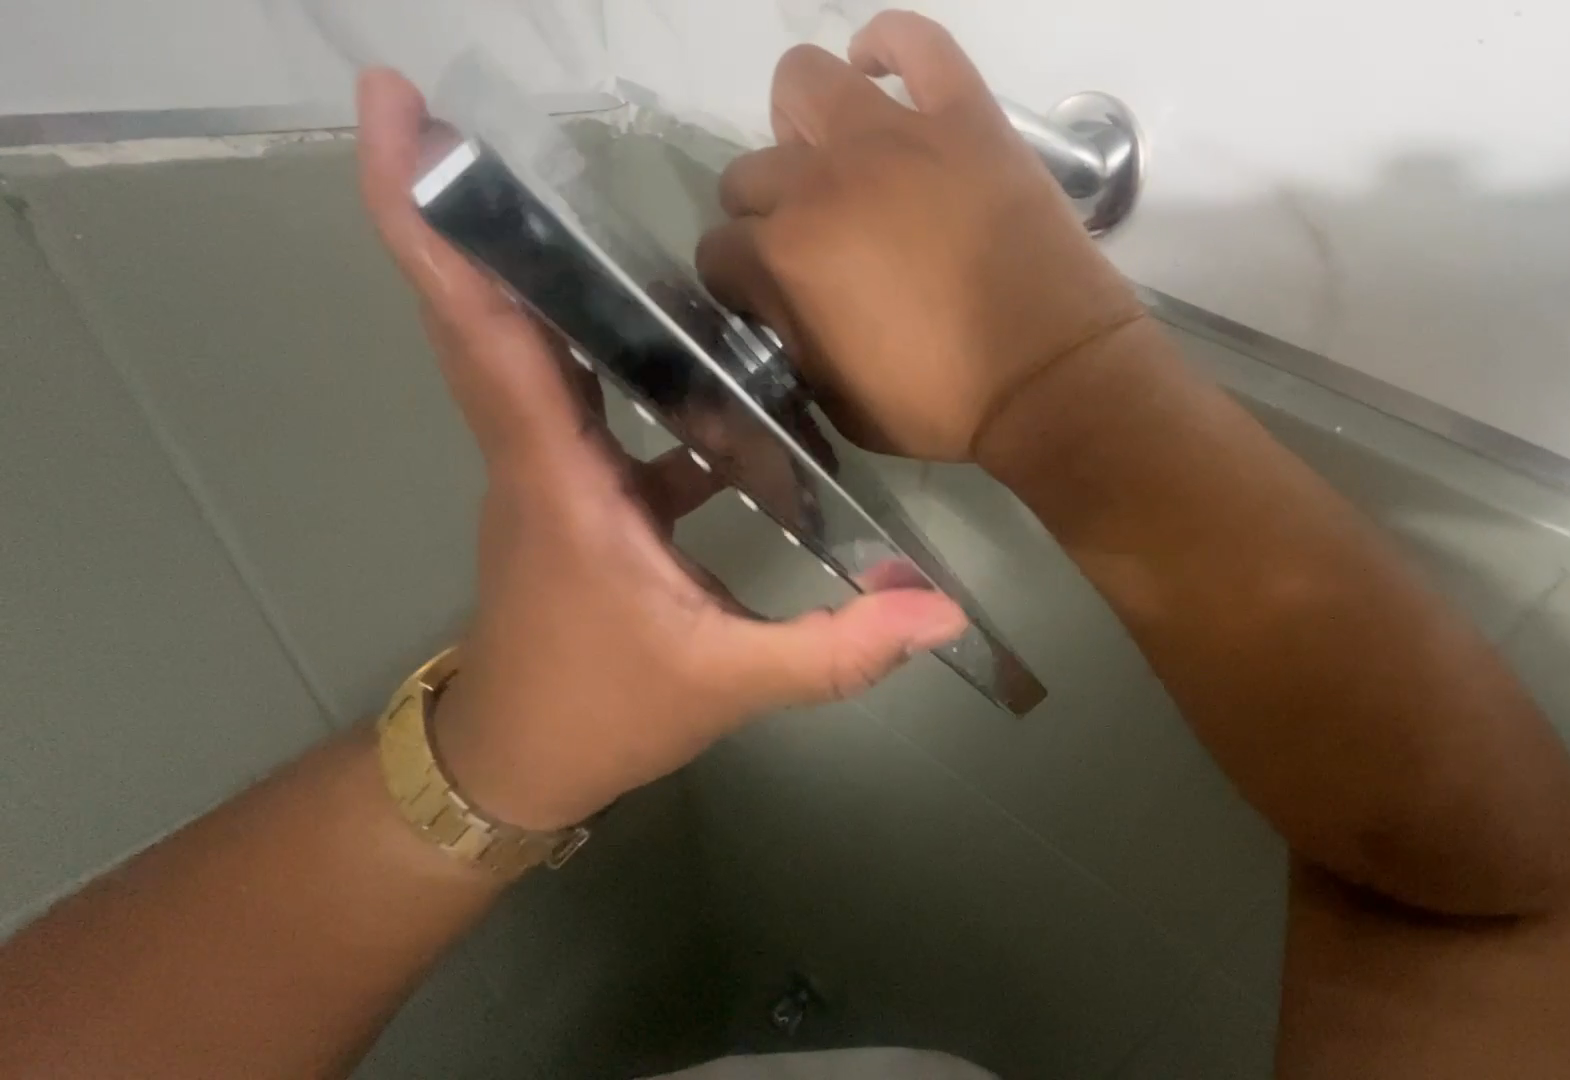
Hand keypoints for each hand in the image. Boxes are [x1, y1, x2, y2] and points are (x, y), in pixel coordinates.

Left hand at [355, 70, 969, 830]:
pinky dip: (622, 372)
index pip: (488, 340)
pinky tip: (706, 377)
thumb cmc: (603, 715)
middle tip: (458, 111)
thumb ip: (839, 650)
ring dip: (541, 279)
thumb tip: (942, 612)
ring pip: (532, 355)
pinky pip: (586, 410)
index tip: (404, 121)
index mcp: (562, 484)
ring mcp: (549, 475)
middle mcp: (538, 459)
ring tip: (588, 209)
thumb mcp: (731, 683)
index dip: (436, 229)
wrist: (516, 766)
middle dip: (465, 212)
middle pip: (489, 317)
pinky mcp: (572, 497)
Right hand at [695, 11, 1144, 461]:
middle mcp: (823, 183)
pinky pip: (916, 42)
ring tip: (837, 165)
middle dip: (764, 217)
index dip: (738, 283)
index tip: (768, 301)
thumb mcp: (844, 408)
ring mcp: (896, 137)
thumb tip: (783, 319)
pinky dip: (890, 47)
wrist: (1048, 377)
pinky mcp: (963, 117)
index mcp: (786, 259)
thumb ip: (796, 353)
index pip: (720, 253)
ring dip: (802, 125)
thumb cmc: (946, 405)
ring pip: (805, 82)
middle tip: (812, 248)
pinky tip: (882, 74)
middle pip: (751, 174)